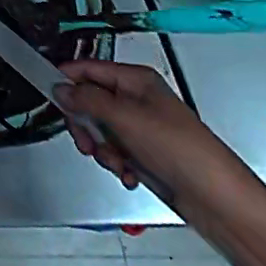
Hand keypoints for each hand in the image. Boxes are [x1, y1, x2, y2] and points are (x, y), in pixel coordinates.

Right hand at [55, 60, 205, 199]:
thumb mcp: (124, 118)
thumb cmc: (181, 149)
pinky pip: (115, 151)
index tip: (49, 93)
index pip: (88, 69)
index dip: (68, 80)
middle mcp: (137, 100)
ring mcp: (141, 127)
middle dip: (85, 125)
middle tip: (87, 141)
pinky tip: (129, 173)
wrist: (215, 197)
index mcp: (135, 80)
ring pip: (100, 130)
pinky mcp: (145, 152)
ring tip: (117, 162)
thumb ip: (87, 100)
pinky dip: (116, 163)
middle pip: (90, 101)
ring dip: (102, 149)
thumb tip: (61, 88)